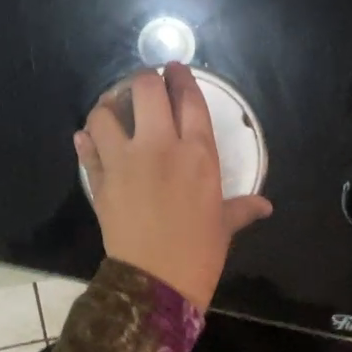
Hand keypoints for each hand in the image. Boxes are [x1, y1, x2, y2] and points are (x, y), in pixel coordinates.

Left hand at [75, 62, 272, 310]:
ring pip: (106, 113)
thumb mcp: (224, 227)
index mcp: (198, 154)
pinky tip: (88, 138)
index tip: (174, 69)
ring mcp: (125, 161)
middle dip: (144, 80)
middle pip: (146, 90)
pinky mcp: (100, 181)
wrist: (156, 283)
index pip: (189, 99)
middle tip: (144, 85)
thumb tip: (265, 206)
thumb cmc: (200, 254)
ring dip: (108, 106)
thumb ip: (241, 208)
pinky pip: (87, 150)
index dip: (181, 78)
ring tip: (112, 110)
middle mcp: (160, 146)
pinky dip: (86, 141)